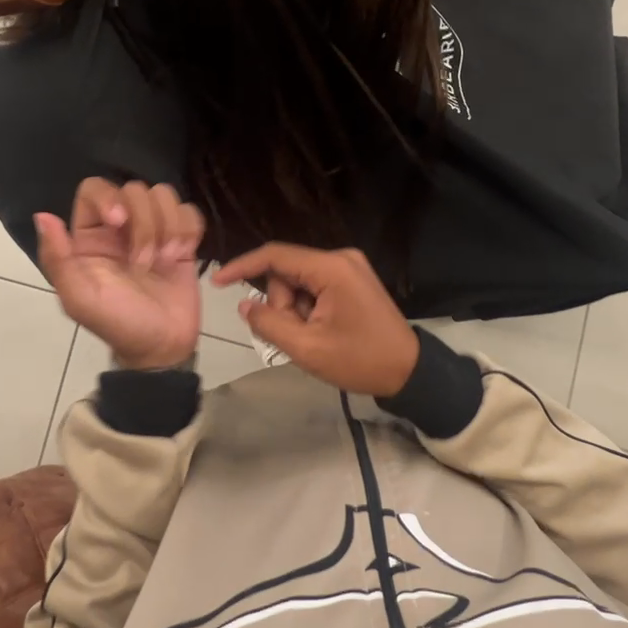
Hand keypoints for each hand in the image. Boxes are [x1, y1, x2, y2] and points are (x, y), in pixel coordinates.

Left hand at [36, 178, 204, 369]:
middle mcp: (121, 227)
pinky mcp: (182, 238)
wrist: (162, 347)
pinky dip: (188, 230)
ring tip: (165, 260)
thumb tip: (42, 216)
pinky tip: (182, 255)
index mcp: (90, 236)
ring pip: (163, 195)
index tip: (118, 223)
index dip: (109, 197)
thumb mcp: (79, 298)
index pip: (94, 189)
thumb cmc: (117, 324)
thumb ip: (57, 259)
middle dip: (144, 223)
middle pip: (135, 189)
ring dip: (168, 227)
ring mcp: (154, 230)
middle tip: (145, 261)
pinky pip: (188, 211)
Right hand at [213, 244, 417, 396]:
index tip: (217, 282)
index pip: (275, 256)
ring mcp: (349, 267)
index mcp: (331, 268)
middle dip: (281, 304)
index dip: (242, 266)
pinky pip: (315, 286)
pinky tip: (320, 331)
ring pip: (299, 282)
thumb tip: (245, 306)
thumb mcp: (307, 348)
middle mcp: (340, 258)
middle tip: (297, 336)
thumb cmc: (360, 360)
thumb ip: (269, 323)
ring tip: (313, 338)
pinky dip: (308, 308)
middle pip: (287, 272)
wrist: (410, 372)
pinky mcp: (353, 280)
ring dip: (295, 310)